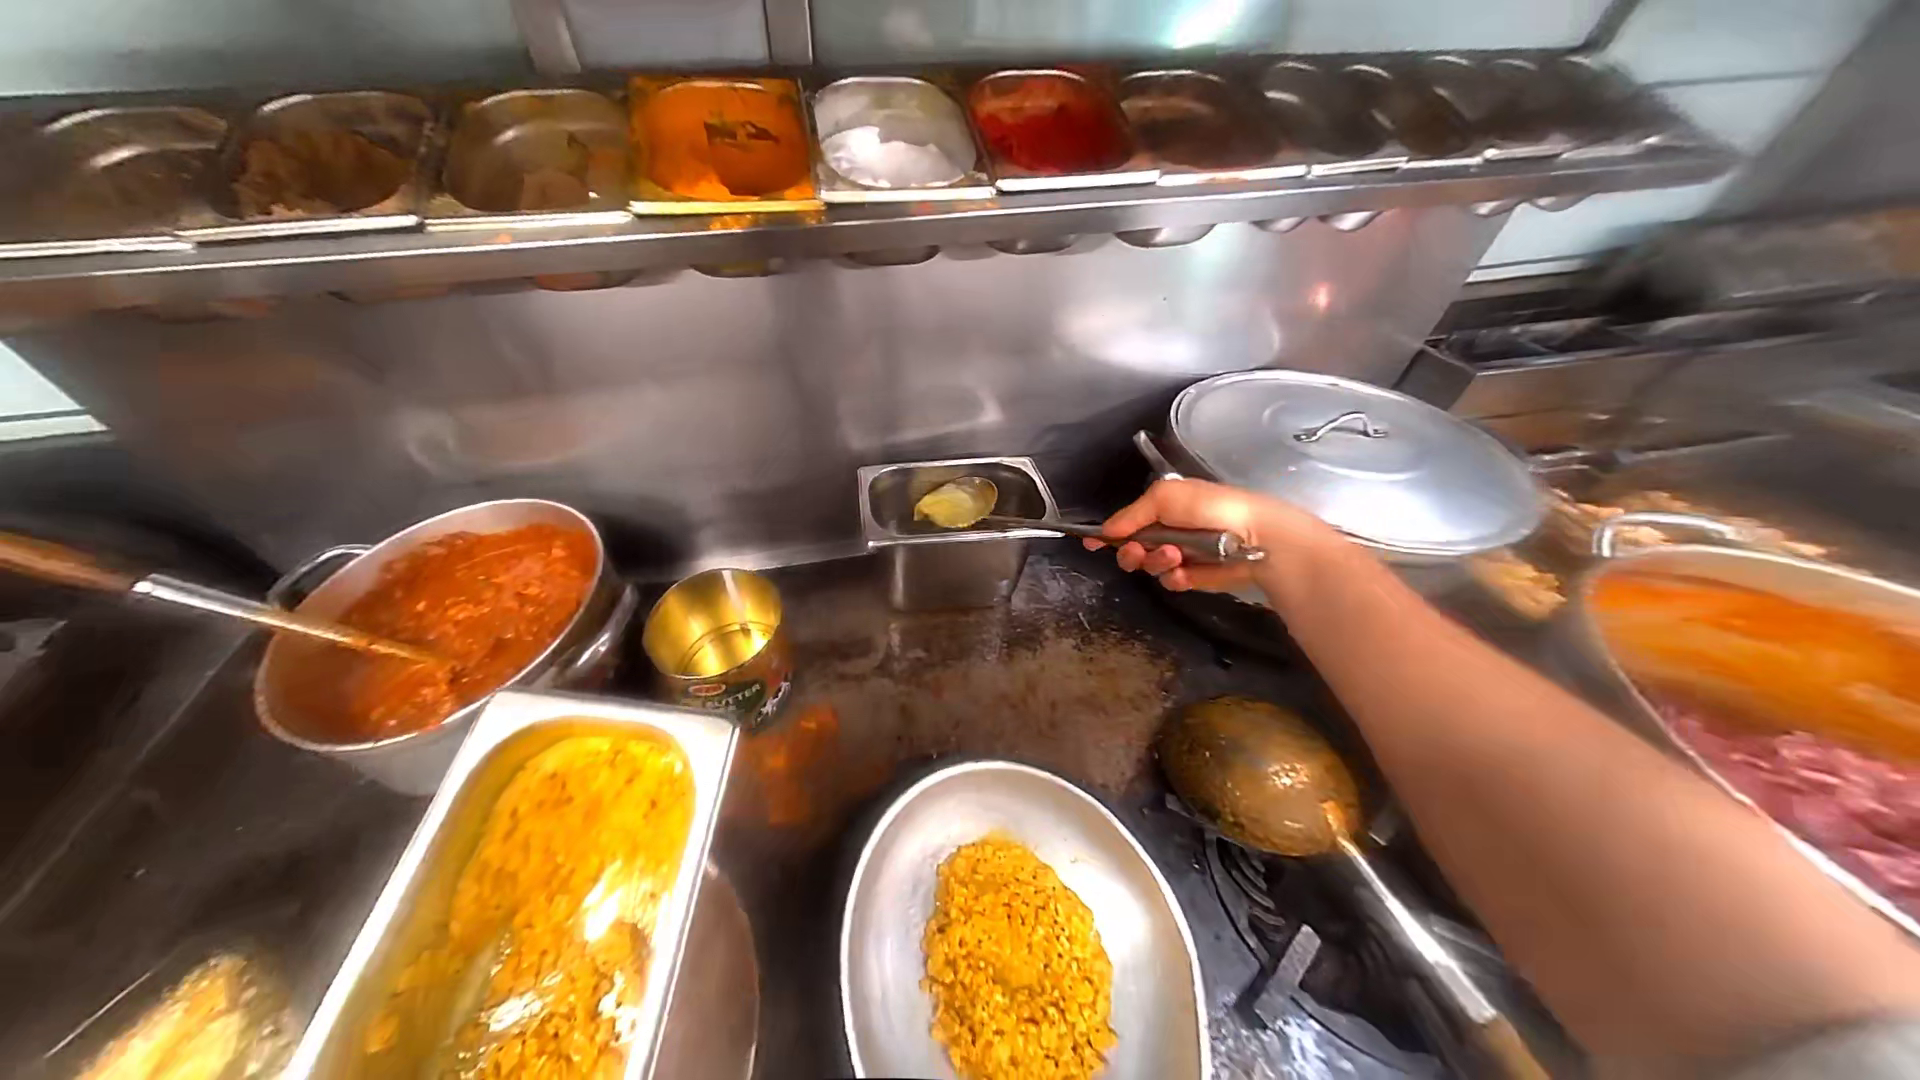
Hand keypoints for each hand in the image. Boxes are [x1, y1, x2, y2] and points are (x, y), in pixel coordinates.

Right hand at [1083, 478, 1347, 595]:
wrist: (1255, 535)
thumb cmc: (1210, 508)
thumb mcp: (1163, 497)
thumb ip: (1130, 515)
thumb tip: (1104, 531)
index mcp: (1161, 508)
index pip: (1126, 523)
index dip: (1107, 534)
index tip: (1091, 544)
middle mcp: (1167, 532)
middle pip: (1131, 549)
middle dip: (1130, 552)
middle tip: (1139, 551)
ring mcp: (1181, 556)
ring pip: (1149, 566)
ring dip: (1156, 562)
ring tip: (1175, 556)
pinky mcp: (1194, 578)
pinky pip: (1170, 582)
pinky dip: (1174, 578)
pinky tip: (1186, 573)